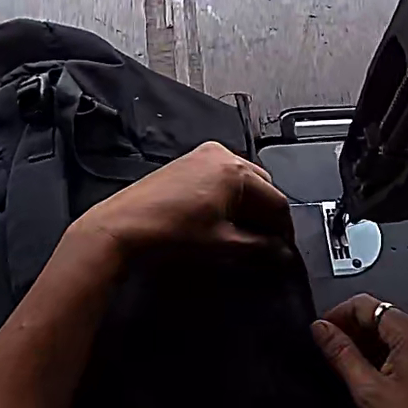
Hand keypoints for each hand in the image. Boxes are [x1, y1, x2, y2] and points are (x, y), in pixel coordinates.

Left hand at [70, 141, 293, 259]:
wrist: (122, 227)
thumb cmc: (171, 232)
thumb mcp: (223, 244)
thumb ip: (260, 247)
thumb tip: (282, 253)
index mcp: (235, 170)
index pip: (276, 200)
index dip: (284, 229)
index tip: (285, 249)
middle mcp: (222, 154)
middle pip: (261, 187)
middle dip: (267, 215)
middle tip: (268, 244)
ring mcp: (202, 155)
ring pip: (242, 182)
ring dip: (249, 206)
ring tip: (246, 234)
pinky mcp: (187, 163)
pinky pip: (222, 178)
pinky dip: (230, 198)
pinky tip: (224, 220)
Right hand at [312, 295, 407, 407]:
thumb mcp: (369, 393)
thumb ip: (341, 354)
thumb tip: (320, 328)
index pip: (367, 305)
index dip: (338, 315)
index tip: (321, 334)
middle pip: (385, 318)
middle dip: (355, 333)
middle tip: (332, 356)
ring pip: (401, 336)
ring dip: (374, 347)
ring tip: (354, 373)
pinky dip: (396, 359)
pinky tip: (384, 384)